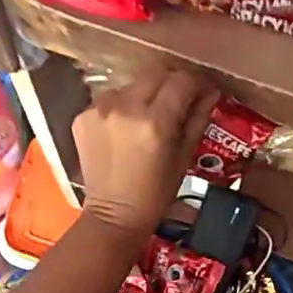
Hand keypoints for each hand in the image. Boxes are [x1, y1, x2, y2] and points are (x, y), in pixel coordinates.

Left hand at [73, 68, 219, 237]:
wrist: (113, 217)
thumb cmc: (155, 195)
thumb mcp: (184, 159)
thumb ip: (197, 120)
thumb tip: (210, 93)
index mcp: (155, 122)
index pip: (181, 81)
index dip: (195, 84)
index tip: (200, 93)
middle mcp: (125, 108)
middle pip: (154, 75)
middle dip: (169, 85)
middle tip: (175, 102)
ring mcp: (99, 110)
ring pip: (130, 85)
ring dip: (142, 96)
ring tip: (145, 120)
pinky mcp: (82, 117)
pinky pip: (109, 100)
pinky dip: (120, 109)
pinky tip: (122, 132)